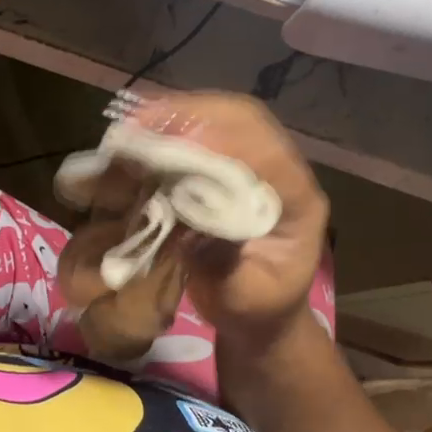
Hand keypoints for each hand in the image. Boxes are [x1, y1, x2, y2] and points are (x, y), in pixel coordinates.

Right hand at [137, 93, 328, 349]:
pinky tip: (138, 136)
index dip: (219, 143)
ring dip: (177, 116)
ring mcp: (256, 165)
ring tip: (133, 126)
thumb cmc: (255, 309)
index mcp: (299, 203)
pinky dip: (170, 130)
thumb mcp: (243, 300)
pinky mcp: (229, 166)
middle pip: (245, 121)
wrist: (261, 316)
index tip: (170, 144)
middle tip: (140, 123)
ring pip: (223, 119)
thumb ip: (225, 269)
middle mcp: (281, 173)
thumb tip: (190, 231)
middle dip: (192, 115)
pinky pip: (204, 134)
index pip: (267, 155)